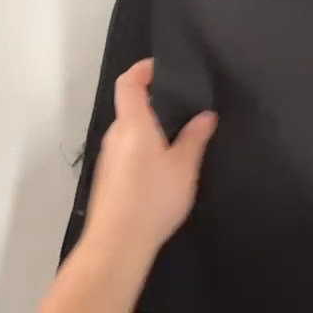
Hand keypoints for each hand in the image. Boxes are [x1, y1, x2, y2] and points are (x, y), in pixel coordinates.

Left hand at [82, 60, 217, 258]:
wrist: (116, 245)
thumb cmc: (152, 198)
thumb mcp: (184, 167)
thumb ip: (194, 138)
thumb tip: (205, 115)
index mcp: (132, 123)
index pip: (129, 82)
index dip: (142, 69)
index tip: (161, 68)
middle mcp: (115, 135)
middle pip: (130, 107)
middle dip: (154, 104)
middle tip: (183, 109)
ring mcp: (108, 158)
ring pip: (129, 132)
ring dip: (149, 130)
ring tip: (178, 141)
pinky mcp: (107, 179)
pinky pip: (126, 152)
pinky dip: (143, 150)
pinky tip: (162, 171)